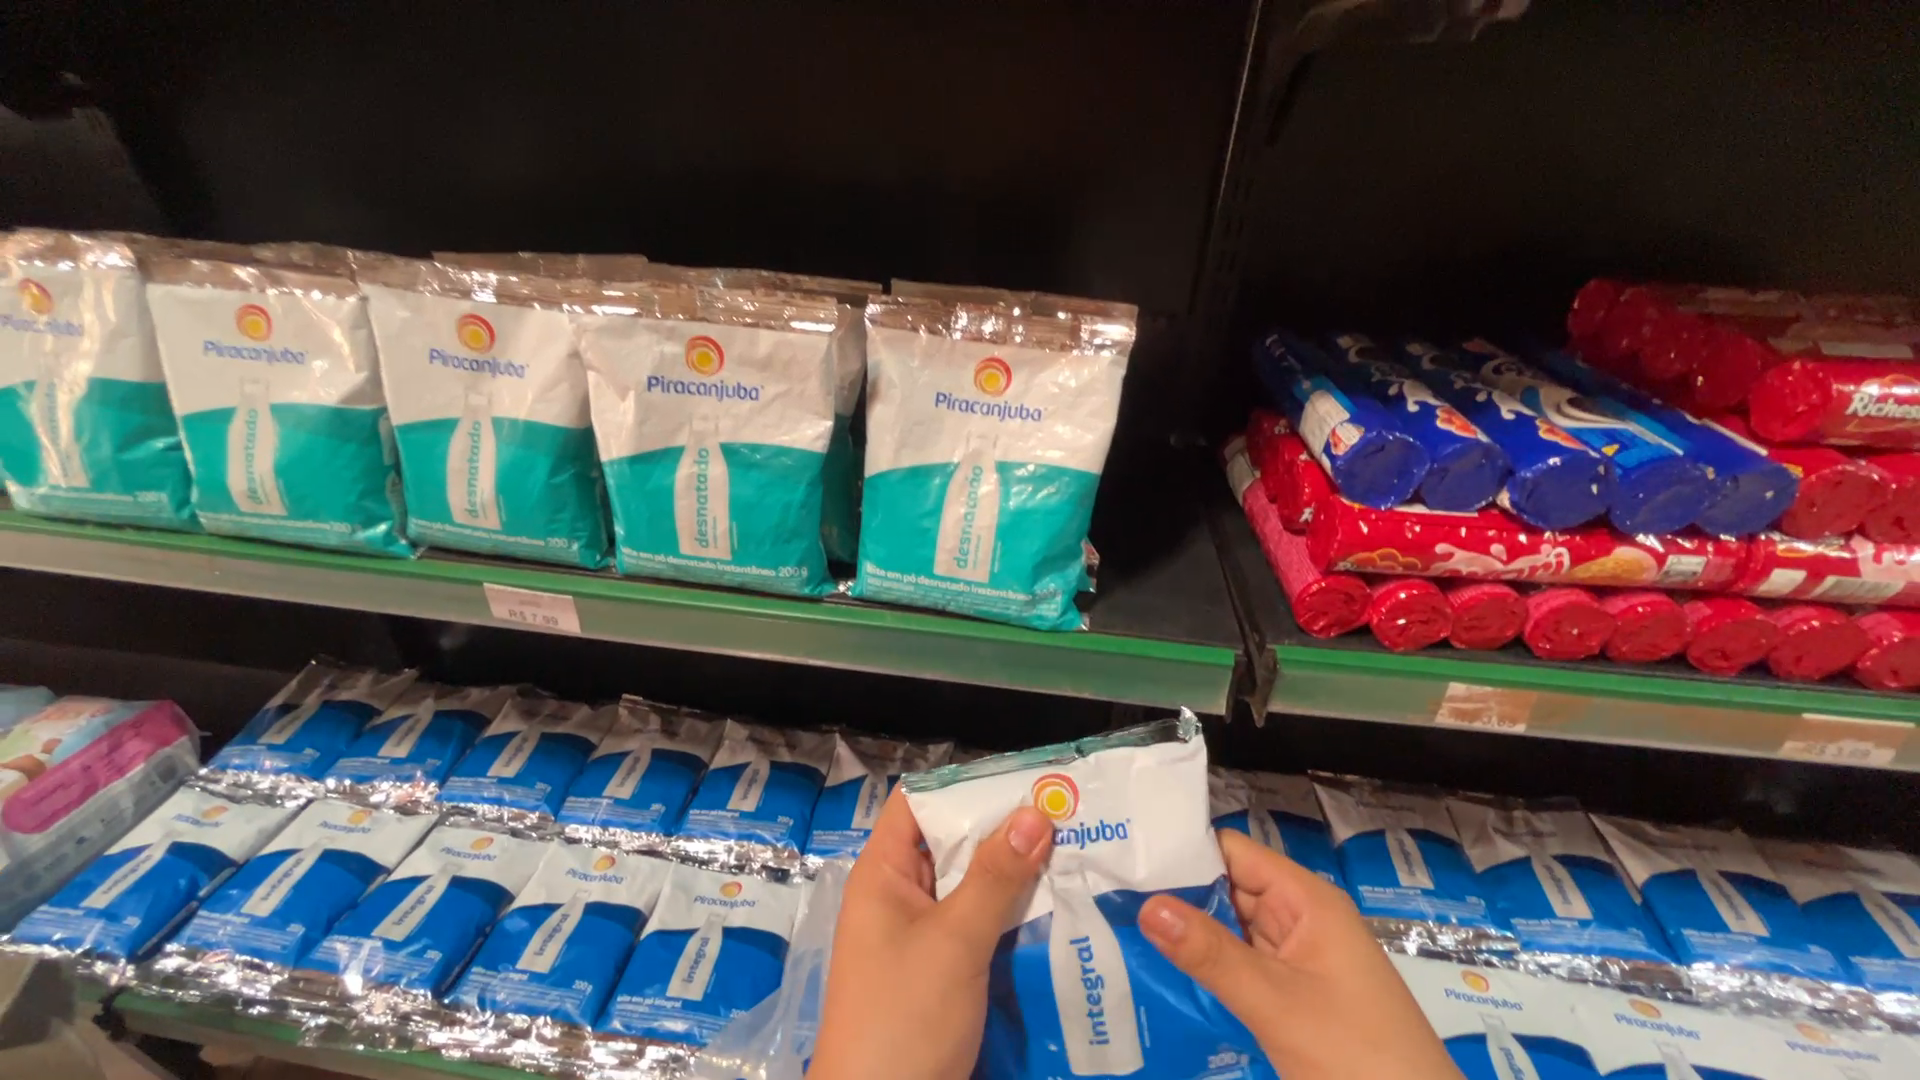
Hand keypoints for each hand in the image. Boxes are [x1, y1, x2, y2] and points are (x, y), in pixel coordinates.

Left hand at [808, 791, 1053, 1079]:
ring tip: (1076, 846)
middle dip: (1004, 826)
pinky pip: (981, 922)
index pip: (919, 802)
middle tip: (1068, 809)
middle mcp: (900, 894)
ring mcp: (923, 933)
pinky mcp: (945, 968)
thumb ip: (994, 877)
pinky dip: (1014, 911)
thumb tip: (1035, 811)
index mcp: (883, 873)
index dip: (965, 784)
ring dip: (1015, 870)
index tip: (1024, 775)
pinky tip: (1059, 903)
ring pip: (971, 883)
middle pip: (951, 841)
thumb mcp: (953, 942)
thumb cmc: (905, 1017)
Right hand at [1140, 829, 1462, 1079]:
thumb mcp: (1276, 1003)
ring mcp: (1297, 960)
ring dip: (1185, 932)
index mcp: (1305, 900)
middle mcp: (1300, 919)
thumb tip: (1145, 904)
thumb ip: (1209, 954)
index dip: (1181, 850)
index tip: (1124, 858)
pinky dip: (1204, 966)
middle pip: (1226, 888)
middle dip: (1173, 893)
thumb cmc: (1358, 1059)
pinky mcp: (1292, 995)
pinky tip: (1159, 971)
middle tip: (1106, 895)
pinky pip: (1239, 965)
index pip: (1232, 852)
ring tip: (1117, 925)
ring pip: (1229, 929)